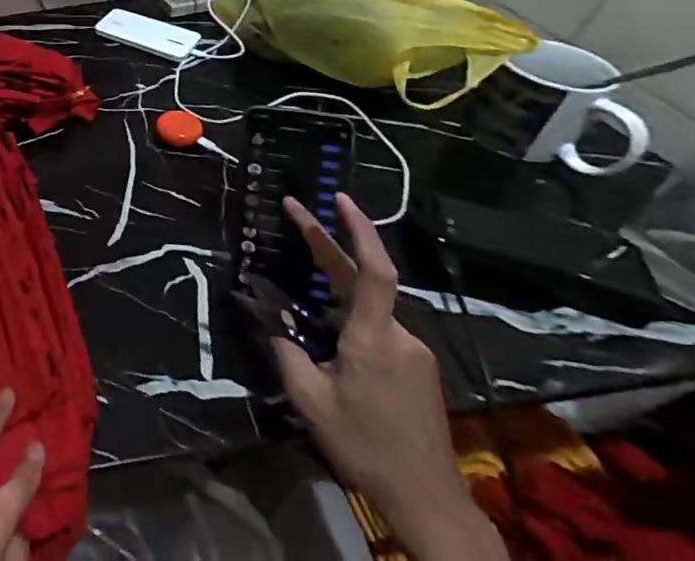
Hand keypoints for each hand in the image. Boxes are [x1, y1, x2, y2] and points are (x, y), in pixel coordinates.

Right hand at [273, 194, 506, 560]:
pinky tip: (335, 346)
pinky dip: (354, 322)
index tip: (339, 199)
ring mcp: (415, 350)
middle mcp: (399, 335)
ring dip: (338, 294)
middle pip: (363, 277)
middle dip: (328, 243)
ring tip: (305, 304)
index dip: (359, 229)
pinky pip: (381, 331)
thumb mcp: (310, 402)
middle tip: (295, 213)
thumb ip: (287, 352)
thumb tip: (268, 316)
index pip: (373, 269)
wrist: (426, 496)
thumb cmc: (364, 446)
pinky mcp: (420, 367)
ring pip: (370, 309)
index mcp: (372, 337)